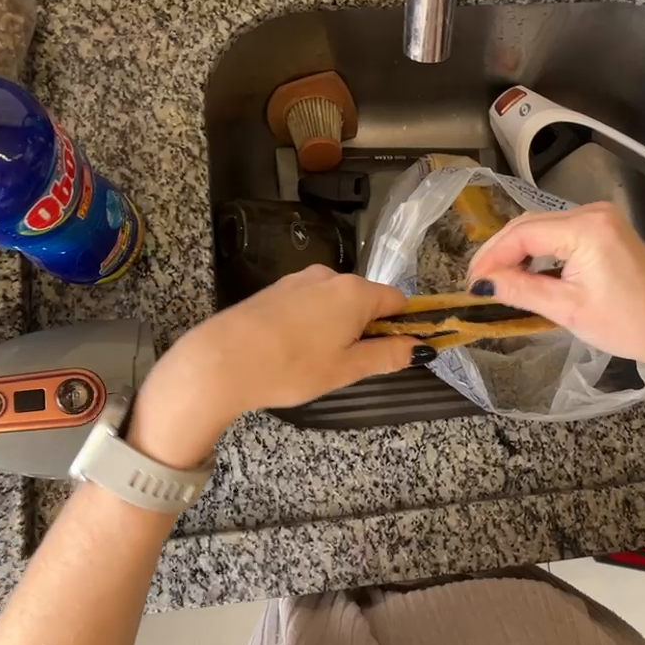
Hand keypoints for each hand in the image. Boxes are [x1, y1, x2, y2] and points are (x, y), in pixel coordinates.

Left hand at [127, 266, 419, 468]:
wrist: (222, 361)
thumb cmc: (292, 368)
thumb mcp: (346, 369)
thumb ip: (387, 355)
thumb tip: (422, 347)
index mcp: (354, 292)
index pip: (396, 300)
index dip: (401, 326)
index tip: (393, 353)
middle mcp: (329, 276)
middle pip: (365, 299)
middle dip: (367, 328)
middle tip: (350, 365)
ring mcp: (300, 280)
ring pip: (336, 302)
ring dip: (339, 326)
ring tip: (317, 362)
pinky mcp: (276, 289)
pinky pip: (310, 303)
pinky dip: (314, 323)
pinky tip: (294, 349)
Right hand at [466, 203, 644, 371]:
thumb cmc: (626, 325)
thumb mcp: (567, 310)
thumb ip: (520, 290)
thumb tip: (480, 284)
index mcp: (586, 229)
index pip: (522, 234)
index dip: (491, 257)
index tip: (470, 283)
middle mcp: (593, 212)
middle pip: (529, 225)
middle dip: (499, 253)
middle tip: (477, 283)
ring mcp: (601, 217)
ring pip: (541, 228)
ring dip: (516, 252)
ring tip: (495, 280)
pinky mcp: (604, 228)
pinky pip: (558, 233)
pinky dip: (537, 251)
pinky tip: (524, 272)